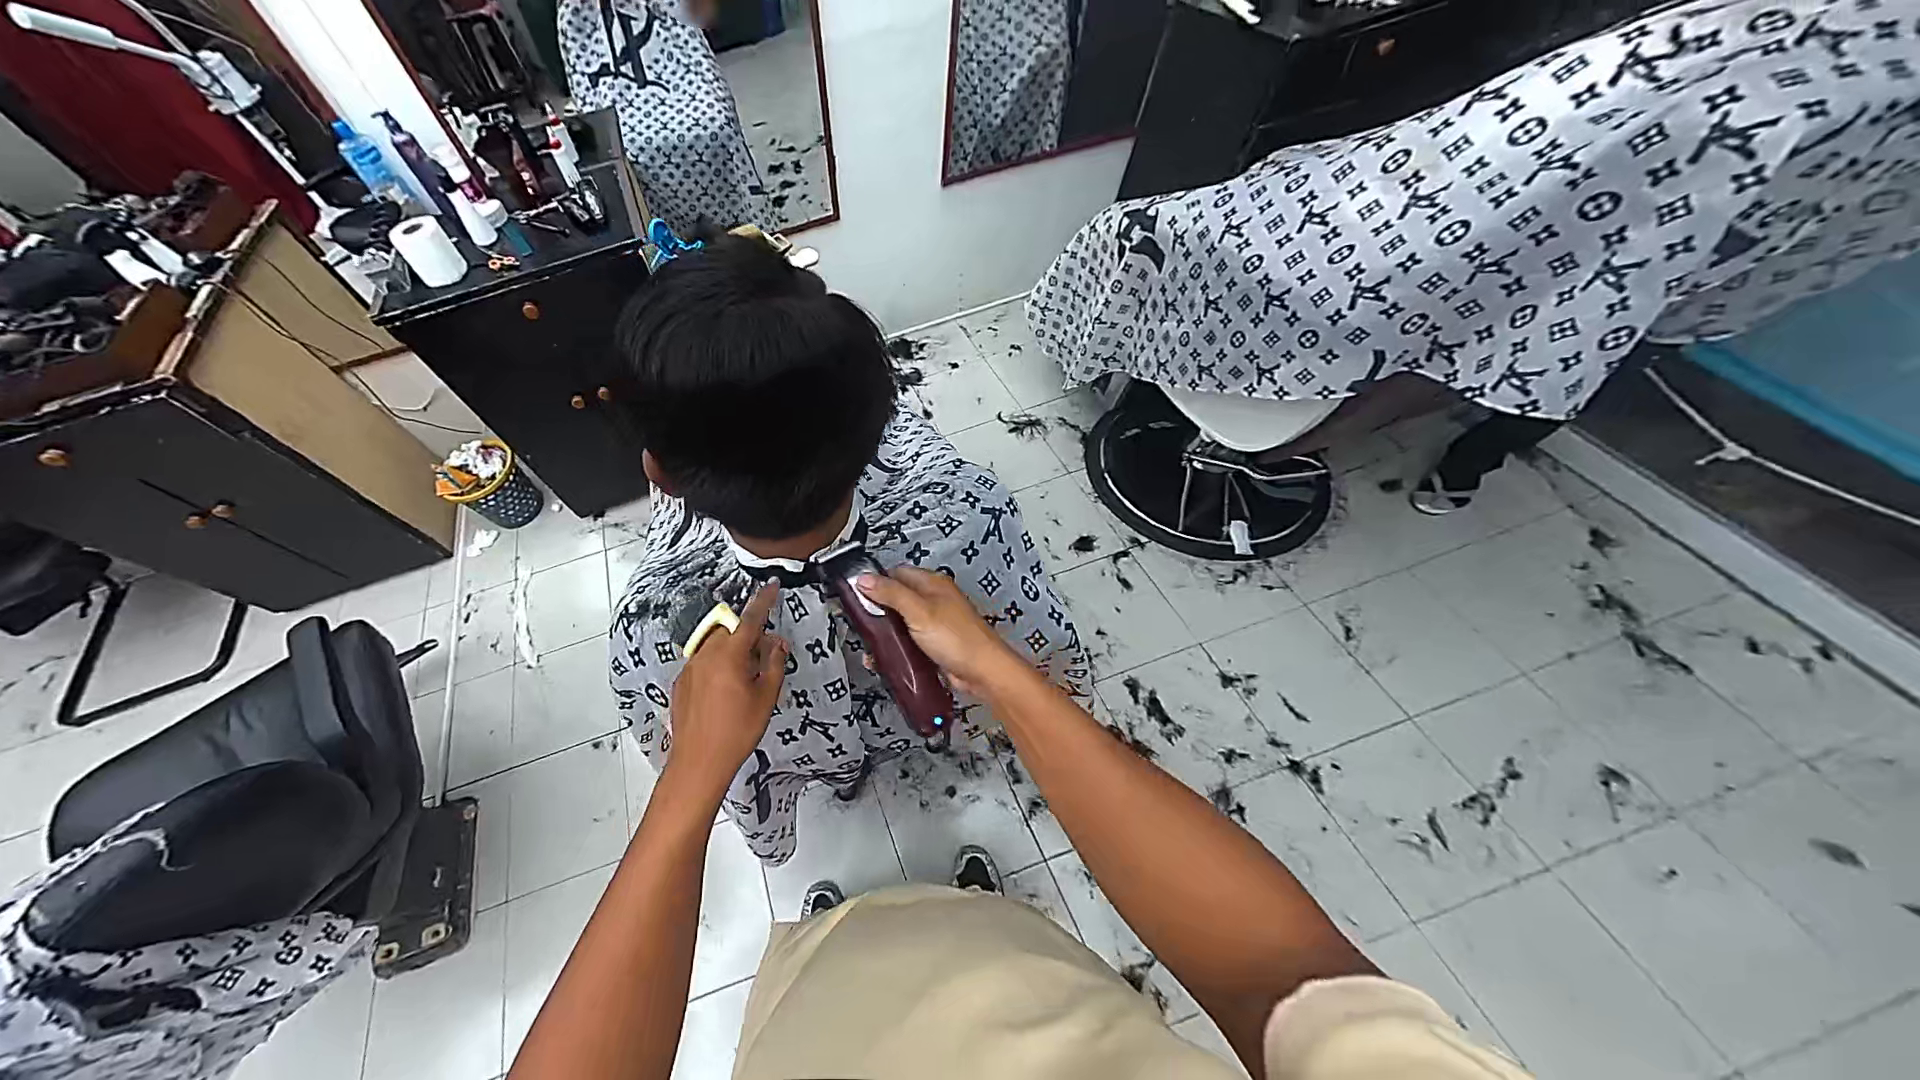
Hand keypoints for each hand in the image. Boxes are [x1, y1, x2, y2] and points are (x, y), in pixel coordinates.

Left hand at [665, 584, 787, 795]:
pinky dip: (719, 667)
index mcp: (729, 655)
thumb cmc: (735, 732)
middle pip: (731, 631)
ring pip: (717, 646)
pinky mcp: (682, 683)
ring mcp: (690, 669)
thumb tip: (776, 645)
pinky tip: (727, 692)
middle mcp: (706, 656)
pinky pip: (704, 663)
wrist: (699, 762)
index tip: (770, 587)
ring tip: (746, 680)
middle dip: (750, 636)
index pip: (750, 618)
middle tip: (765, 656)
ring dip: (734, 652)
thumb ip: (774, 663)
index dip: (763, 601)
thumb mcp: (767, 696)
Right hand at [855, 568, 1024, 695]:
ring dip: (886, 634)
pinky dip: (896, 649)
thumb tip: (865, 579)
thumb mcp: (919, 611)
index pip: (896, 573)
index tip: (857, 594)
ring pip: (901, 623)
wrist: (982, 672)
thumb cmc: (962, 639)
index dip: (875, 582)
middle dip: (878, 611)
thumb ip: (891, 594)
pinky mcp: (934, 645)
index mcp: (932, 584)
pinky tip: (889, 658)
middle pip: (896, 599)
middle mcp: (934, 601)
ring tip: (874, 644)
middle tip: (864, 622)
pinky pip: (908, 643)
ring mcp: (934, 624)